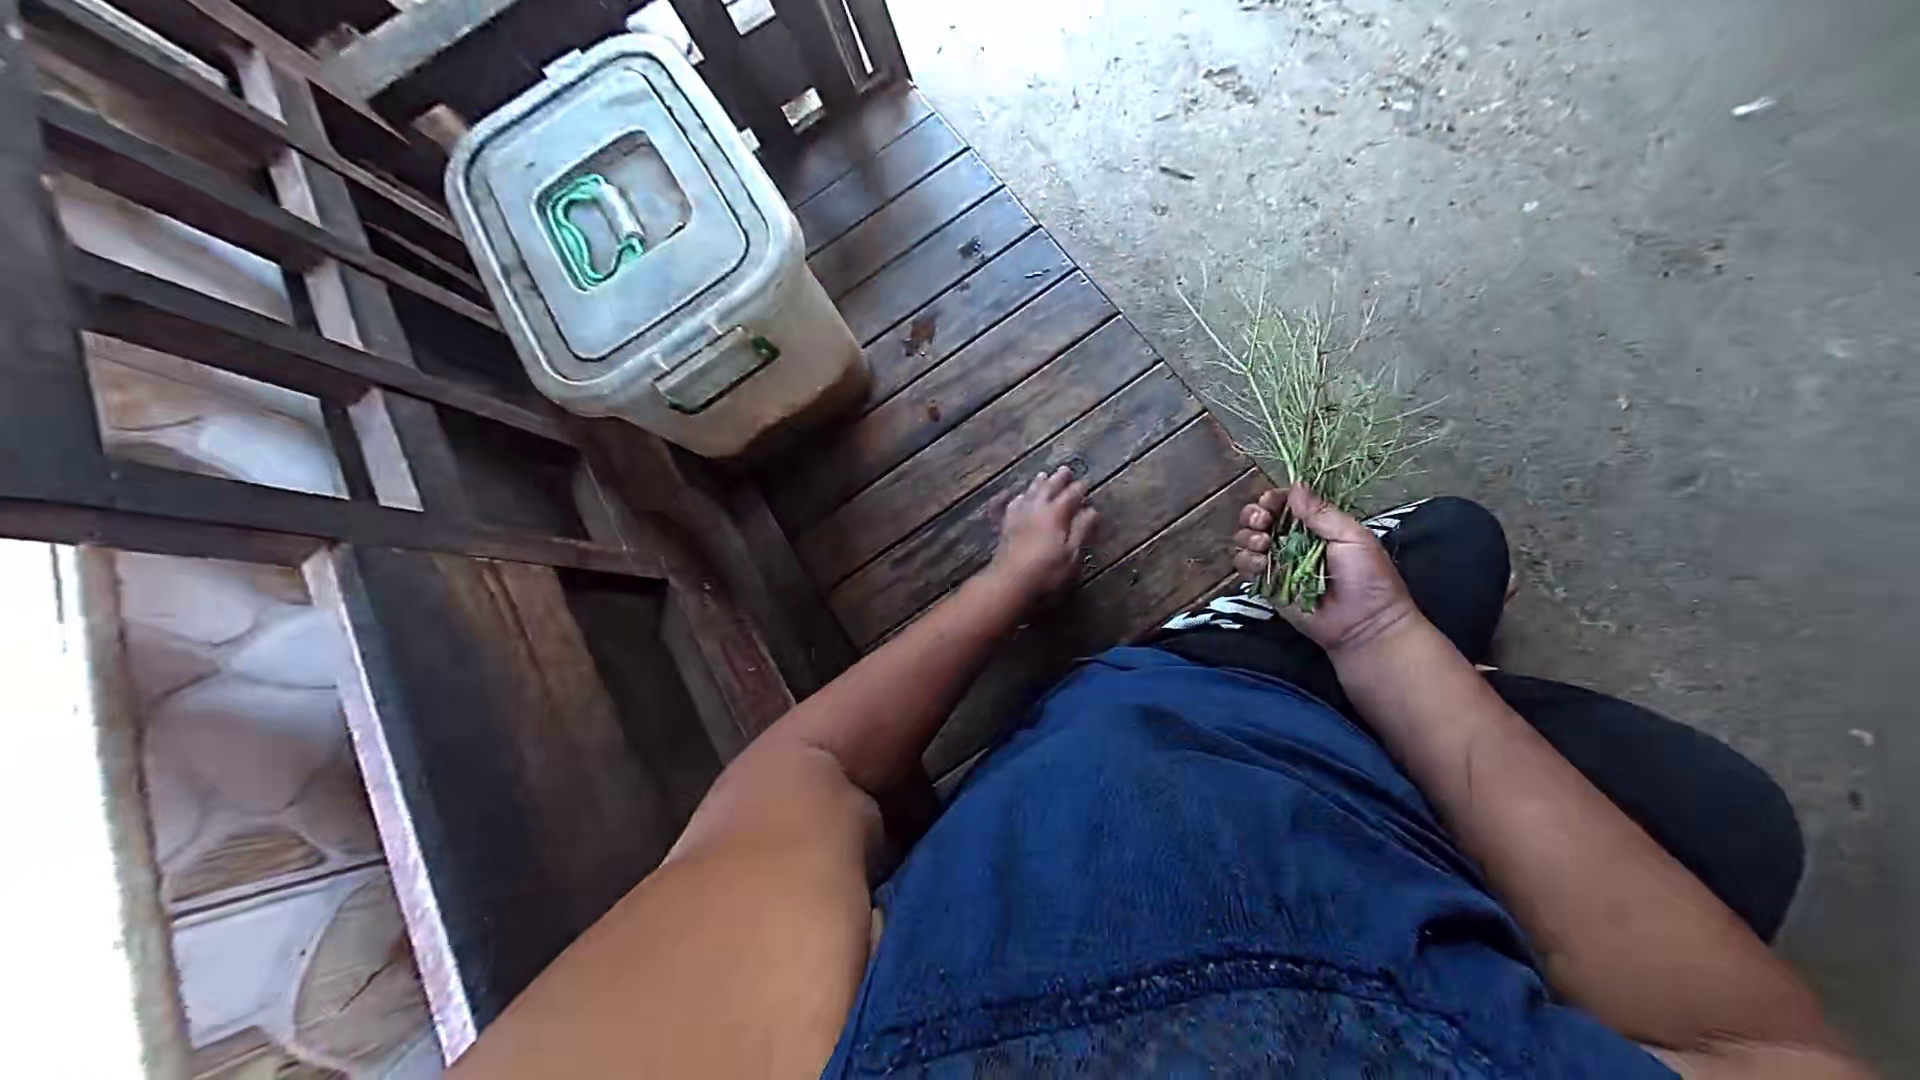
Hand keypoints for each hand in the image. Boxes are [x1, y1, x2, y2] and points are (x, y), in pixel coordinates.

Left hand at [987, 467, 1098, 605]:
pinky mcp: (1006, 525)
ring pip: (1030, 492)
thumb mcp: (1071, 553)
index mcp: (1055, 514)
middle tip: (1066, 470)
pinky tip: (1021, 497)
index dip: (1079, 488)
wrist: (1009, 581)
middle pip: (1048, 488)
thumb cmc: (1046, 571)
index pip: (1071, 495)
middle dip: (1059, 479)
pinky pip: (1014, 504)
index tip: (1086, 483)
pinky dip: (1021, 497)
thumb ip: (1081, 530)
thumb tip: (1092, 511)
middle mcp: (1037, 509)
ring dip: (1039, 483)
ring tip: (1044, 475)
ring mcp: (1019, 515)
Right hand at [1232, 486, 1423, 657]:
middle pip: (1258, 518)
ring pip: (1245, 539)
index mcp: (1313, 525)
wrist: (1364, 624)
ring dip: (1248, 536)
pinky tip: (1262, 564)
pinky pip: (1244, 566)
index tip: (1271, 502)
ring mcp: (1276, 562)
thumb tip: (1295, 486)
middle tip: (1262, 522)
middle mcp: (1290, 540)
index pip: (1283, 503)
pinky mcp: (1266, 584)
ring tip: (1263, 543)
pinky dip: (1247, 561)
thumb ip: (1321, 513)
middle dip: (1253, 515)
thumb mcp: (1353, 537)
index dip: (1272, 499)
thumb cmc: (1367, 578)